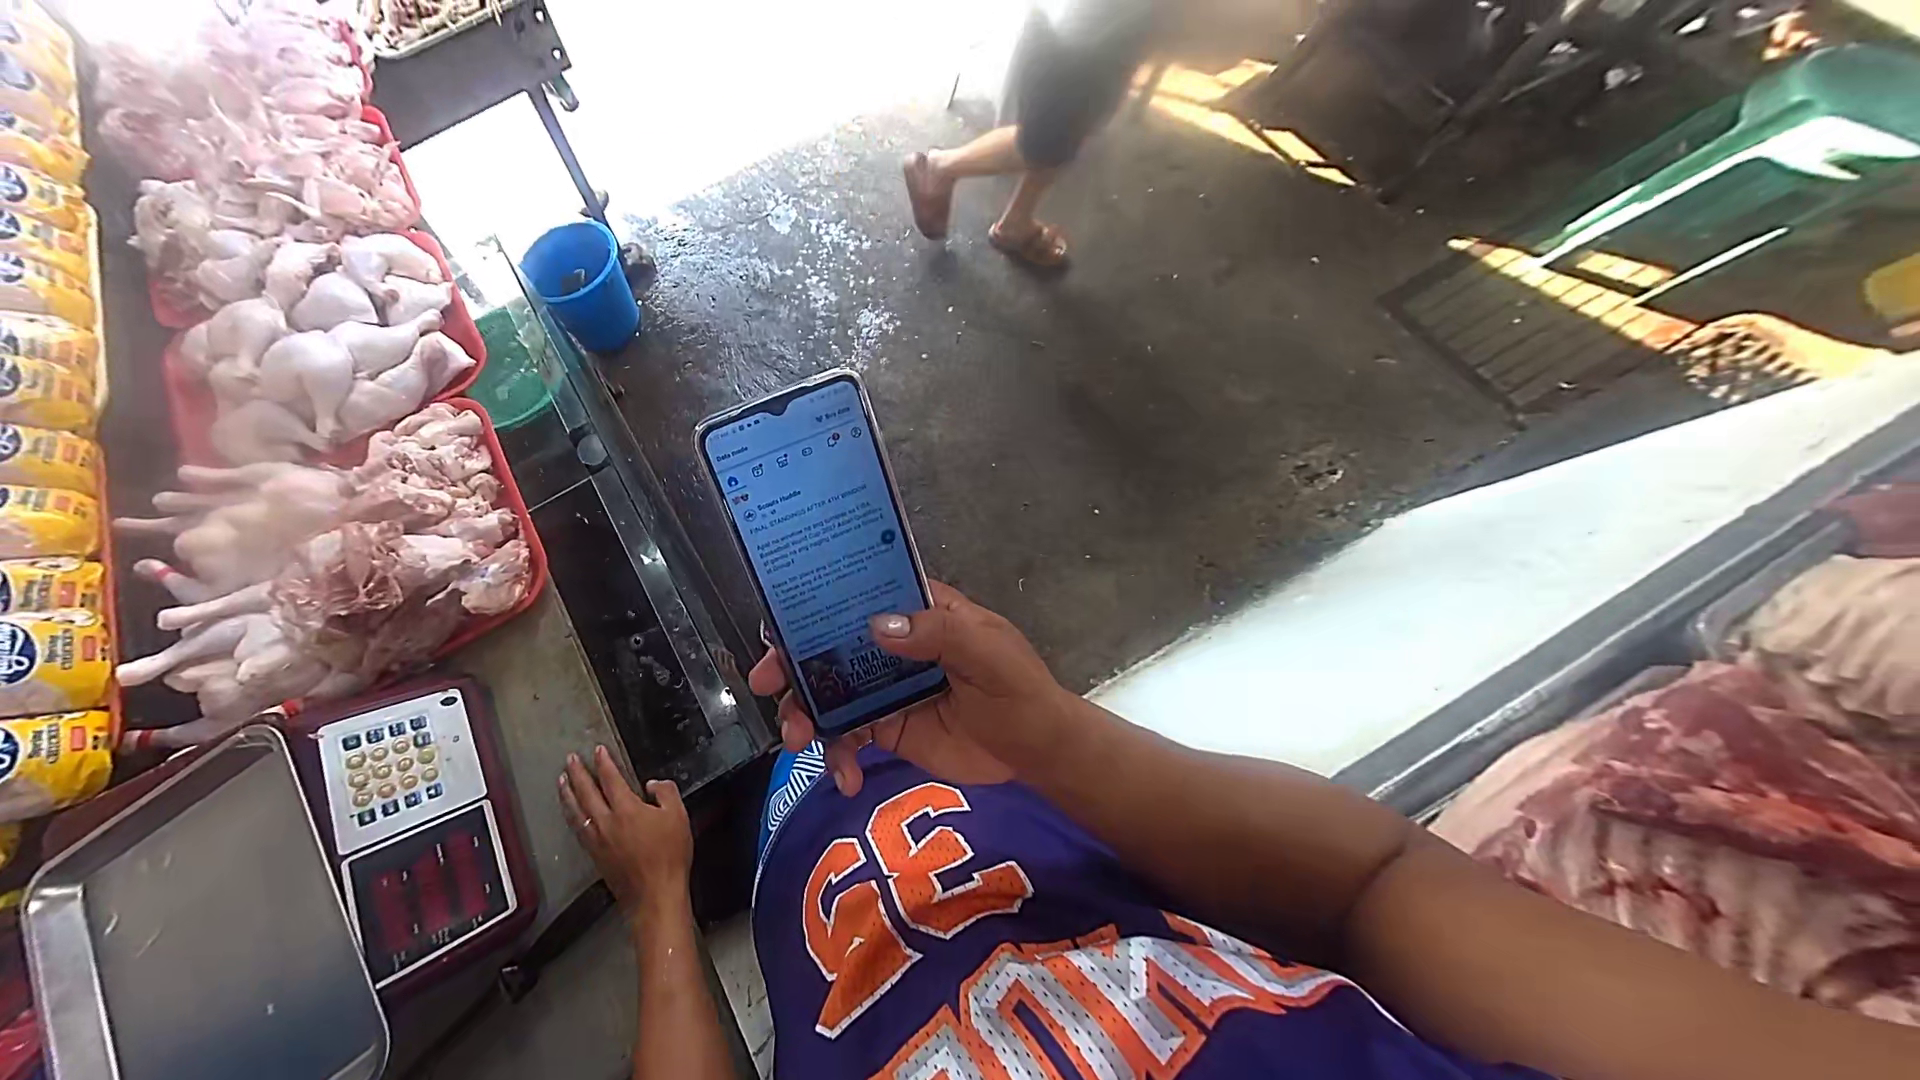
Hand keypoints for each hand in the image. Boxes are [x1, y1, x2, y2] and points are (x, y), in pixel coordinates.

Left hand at [559, 745, 692, 921]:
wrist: (655, 892)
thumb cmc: (669, 853)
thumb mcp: (678, 815)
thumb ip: (666, 793)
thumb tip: (653, 785)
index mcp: (626, 809)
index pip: (611, 779)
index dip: (604, 763)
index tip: (598, 750)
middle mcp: (606, 822)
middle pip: (586, 793)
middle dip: (578, 774)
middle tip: (570, 760)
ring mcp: (597, 840)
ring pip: (576, 812)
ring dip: (568, 794)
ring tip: (561, 781)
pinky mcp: (594, 855)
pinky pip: (577, 828)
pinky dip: (571, 815)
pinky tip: (571, 813)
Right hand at [748, 580, 1073, 794]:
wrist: (1033, 751)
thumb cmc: (1017, 689)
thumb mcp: (987, 652)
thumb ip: (939, 634)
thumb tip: (878, 625)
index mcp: (920, 612)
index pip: (863, 595)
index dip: (819, 603)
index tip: (782, 621)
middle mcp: (896, 644)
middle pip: (833, 644)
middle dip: (794, 662)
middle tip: (767, 683)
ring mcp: (887, 687)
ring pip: (831, 692)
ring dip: (806, 713)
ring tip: (798, 739)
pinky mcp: (888, 727)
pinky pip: (849, 736)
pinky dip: (838, 756)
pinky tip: (845, 778)